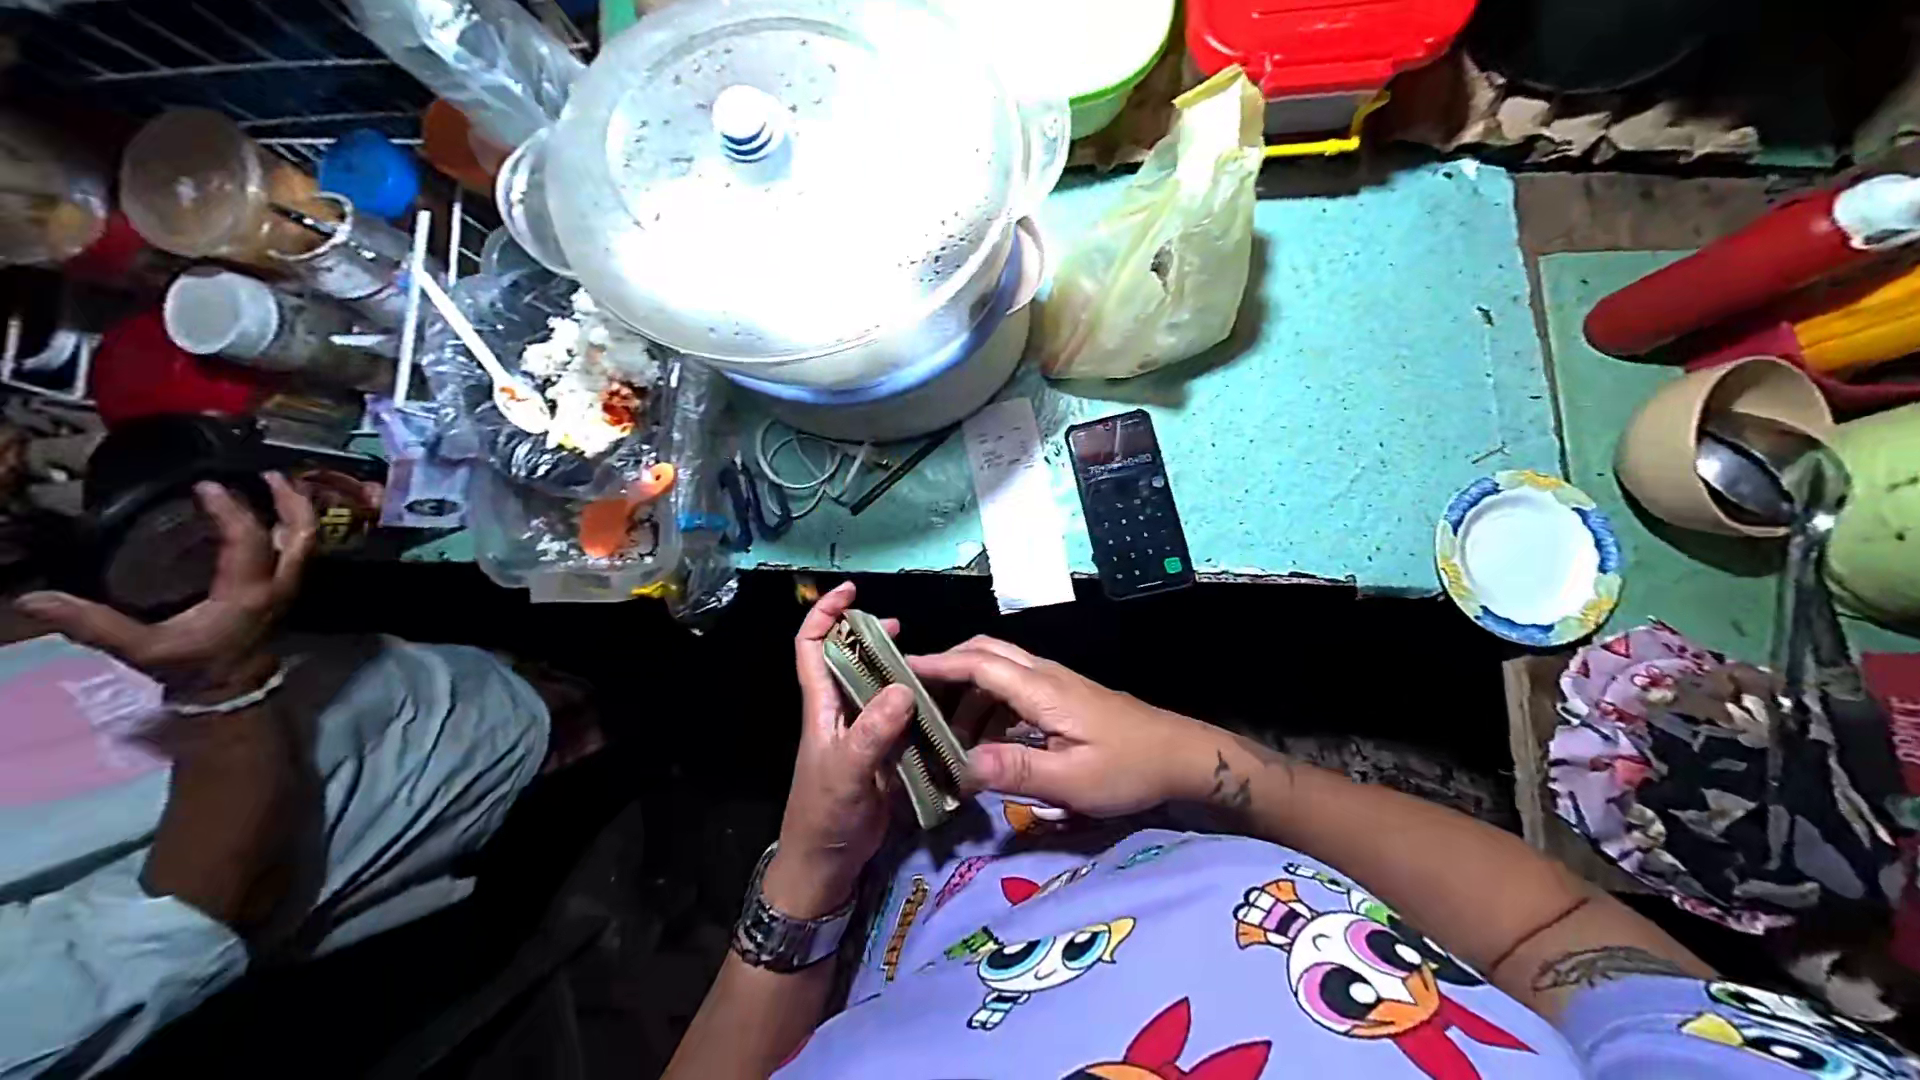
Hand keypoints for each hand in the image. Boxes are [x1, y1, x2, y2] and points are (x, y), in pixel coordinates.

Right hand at [14, 473, 315, 698]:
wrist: (233, 686)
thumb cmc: (193, 664)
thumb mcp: (143, 647)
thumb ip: (93, 624)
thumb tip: (32, 600)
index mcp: (249, 591)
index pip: (250, 541)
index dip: (232, 512)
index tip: (206, 486)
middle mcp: (281, 582)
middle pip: (303, 534)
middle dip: (292, 502)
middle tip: (272, 474)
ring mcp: (290, 584)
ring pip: (307, 540)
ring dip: (296, 510)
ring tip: (280, 483)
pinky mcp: (287, 587)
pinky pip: (299, 549)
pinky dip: (291, 526)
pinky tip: (272, 512)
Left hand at [767, 582, 914, 918]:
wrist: (829, 862)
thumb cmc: (826, 812)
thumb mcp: (847, 770)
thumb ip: (872, 731)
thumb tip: (902, 687)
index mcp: (822, 704)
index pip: (811, 646)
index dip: (825, 615)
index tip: (850, 592)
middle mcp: (840, 709)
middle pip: (848, 657)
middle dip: (868, 634)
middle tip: (902, 626)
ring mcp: (862, 729)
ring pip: (877, 684)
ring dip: (897, 667)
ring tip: (927, 661)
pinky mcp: (882, 749)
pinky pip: (899, 714)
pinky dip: (915, 700)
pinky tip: (938, 700)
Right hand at [908, 637, 1223, 817]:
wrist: (1181, 755)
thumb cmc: (1130, 767)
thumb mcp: (1074, 781)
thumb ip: (1017, 771)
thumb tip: (961, 766)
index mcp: (1041, 689)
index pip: (978, 663)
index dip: (936, 664)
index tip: (898, 669)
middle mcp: (1043, 675)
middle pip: (984, 652)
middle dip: (946, 666)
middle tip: (915, 697)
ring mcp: (1054, 683)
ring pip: (997, 669)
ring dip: (966, 690)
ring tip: (943, 729)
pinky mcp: (1061, 696)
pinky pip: (1011, 687)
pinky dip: (986, 703)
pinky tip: (982, 739)